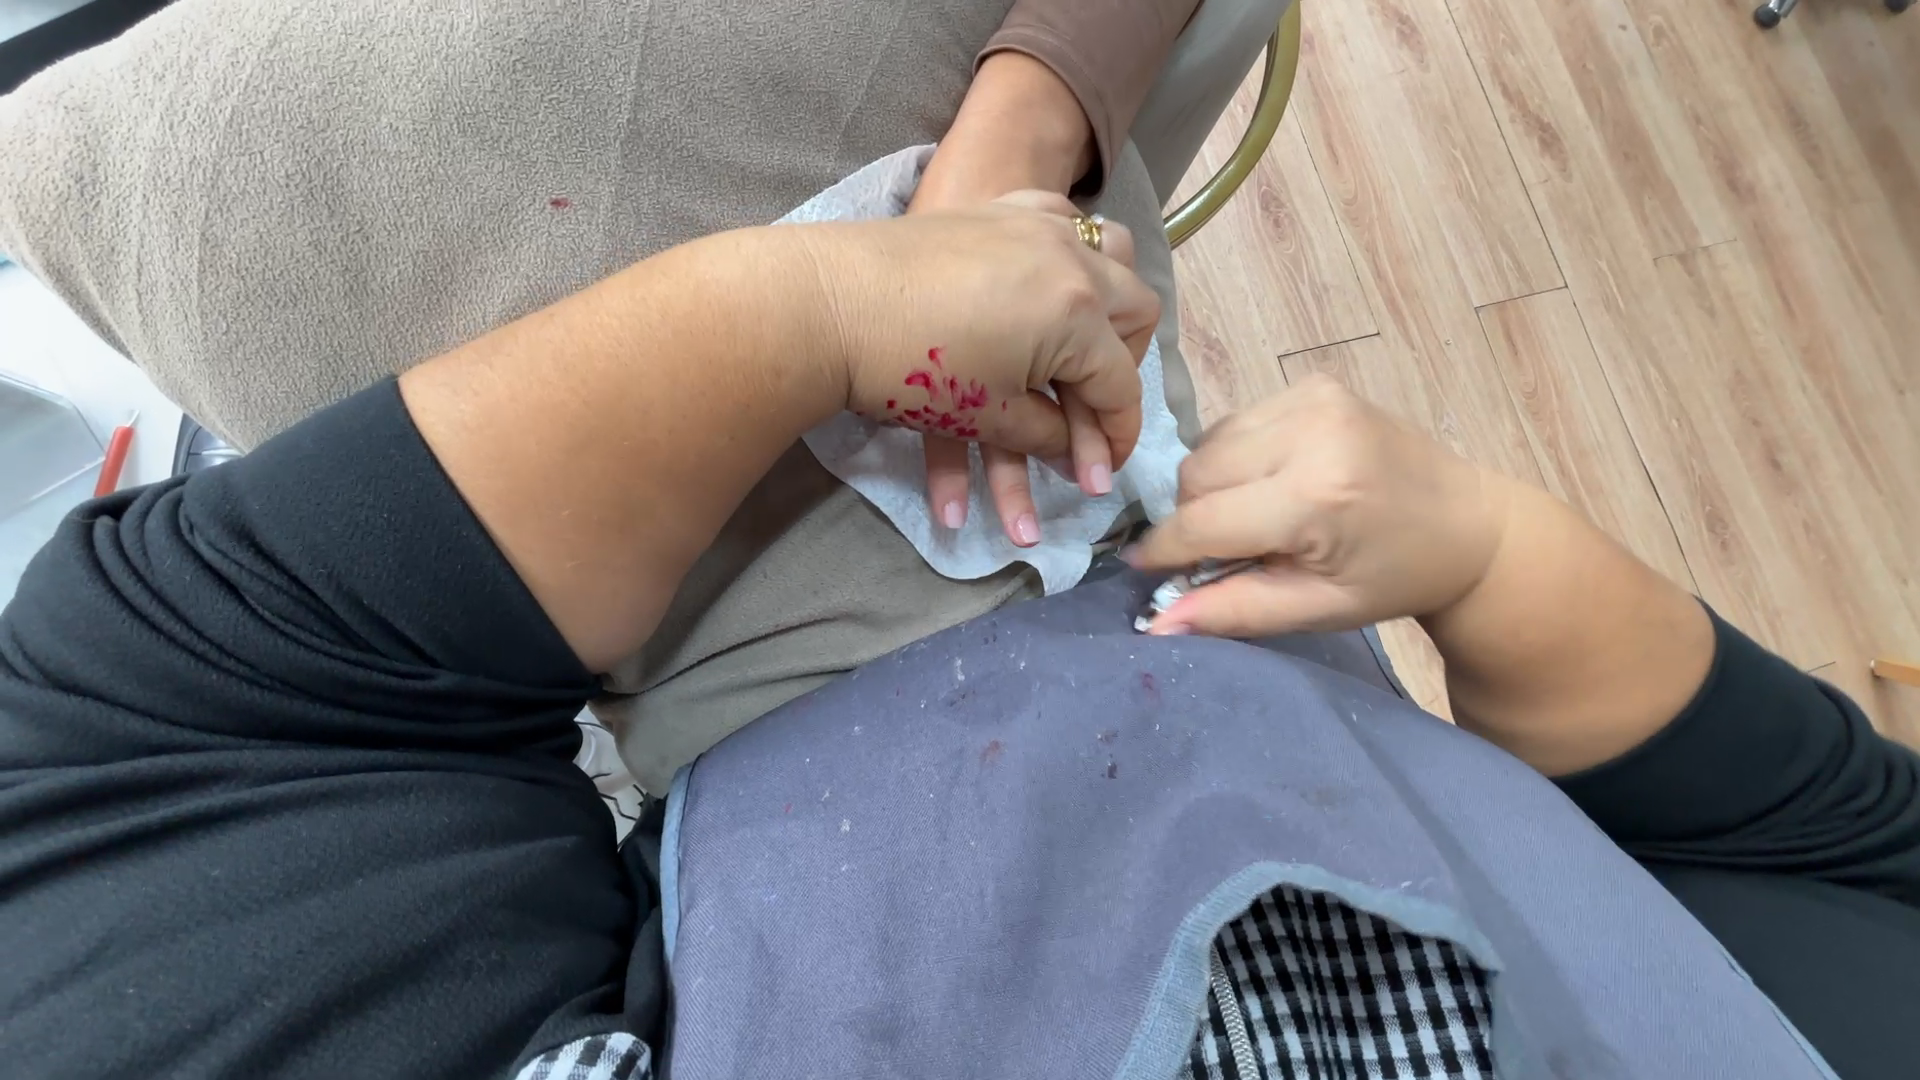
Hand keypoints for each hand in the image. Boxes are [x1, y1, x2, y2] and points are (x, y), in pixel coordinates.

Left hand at [906, 50, 1110, 545]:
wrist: (831, 302)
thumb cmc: (913, 369)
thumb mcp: (989, 417)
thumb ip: (1047, 438)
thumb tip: (1077, 456)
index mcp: (1079, 317)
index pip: (1119, 386)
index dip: (1117, 437)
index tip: (1105, 472)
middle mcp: (1075, 261)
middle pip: (1137, 312)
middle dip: (1124, 367)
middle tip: (1091, 407)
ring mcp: (1040, 225)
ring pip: (1114, 251)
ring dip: (1111, 301)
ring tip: (1086, 342)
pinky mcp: (1003, 209)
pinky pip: (1062, 217)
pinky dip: (1071, 251)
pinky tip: (1051, 278)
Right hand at [1126, 375, 1514, 637]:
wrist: (1472, 525)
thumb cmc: (1393, 579)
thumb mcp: (1315, 609)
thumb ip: (1231, 610)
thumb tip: (1156, 624)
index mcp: (1316, 495)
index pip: (1202, 522)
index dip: (1164, 550)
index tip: (1144, 568)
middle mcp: (1310, 431)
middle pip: (1194, 476)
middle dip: (1197, 518)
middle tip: (1234, 548)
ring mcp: (1312, 398)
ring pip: (1206, 447)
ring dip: (1212, 487)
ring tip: (1257, 514)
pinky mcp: (1313, 384)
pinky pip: (1232, 426)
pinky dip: (1234, 459)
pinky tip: (1270, 480)